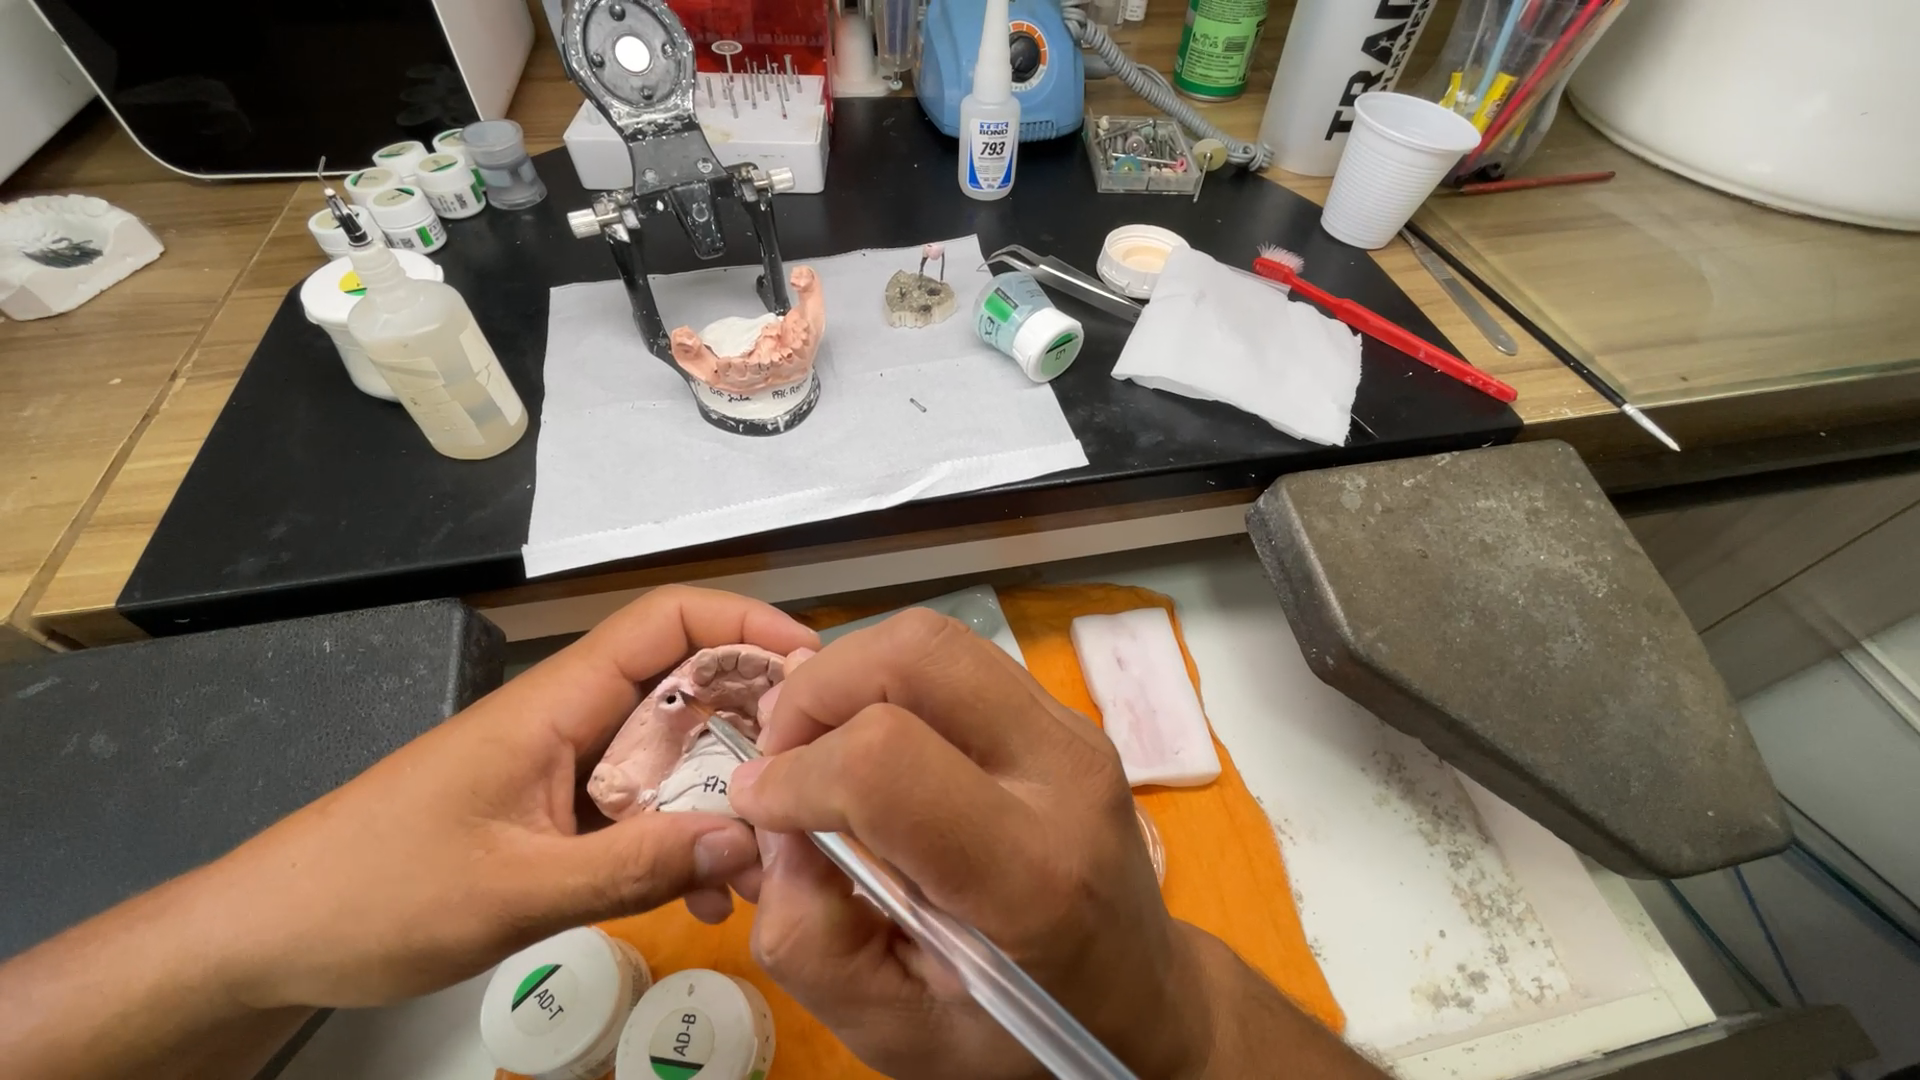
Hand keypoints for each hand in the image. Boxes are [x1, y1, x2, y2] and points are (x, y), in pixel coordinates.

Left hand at [203, 586, 816, 1008]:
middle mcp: (578, 717)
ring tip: (773, 849)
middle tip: (813, 767)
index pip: (667, 619)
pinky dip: (687, 836)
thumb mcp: (512, 891)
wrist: (261, 940)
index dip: (743, 623)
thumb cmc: (372, 895)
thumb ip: (634, 867)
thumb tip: (748, 839)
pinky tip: (711, 894)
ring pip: (676, 751)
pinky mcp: (566, 809)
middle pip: (689, 683)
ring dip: (729, 790)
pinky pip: (648, 805)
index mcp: (561, 699)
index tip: (808, 665)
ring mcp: (574, 765)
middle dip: (757, 716)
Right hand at [727, 609, 1212, 1079]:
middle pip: (919, 655)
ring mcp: (1072, 729)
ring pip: (936, 638)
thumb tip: (777, 823)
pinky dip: (887, 678)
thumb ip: (811, 938)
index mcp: (1033, 876)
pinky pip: (956, 657)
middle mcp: (1063, 774)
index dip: (799, 773)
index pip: (890, 762)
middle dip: (819, 689)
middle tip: (785, 753)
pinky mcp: (1061, 712)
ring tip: (820, 741)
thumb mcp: (897, 1030)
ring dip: (850, 675)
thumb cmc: (1020, 1031)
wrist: (1139, 992)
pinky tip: (870, 733)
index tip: (762, 805)